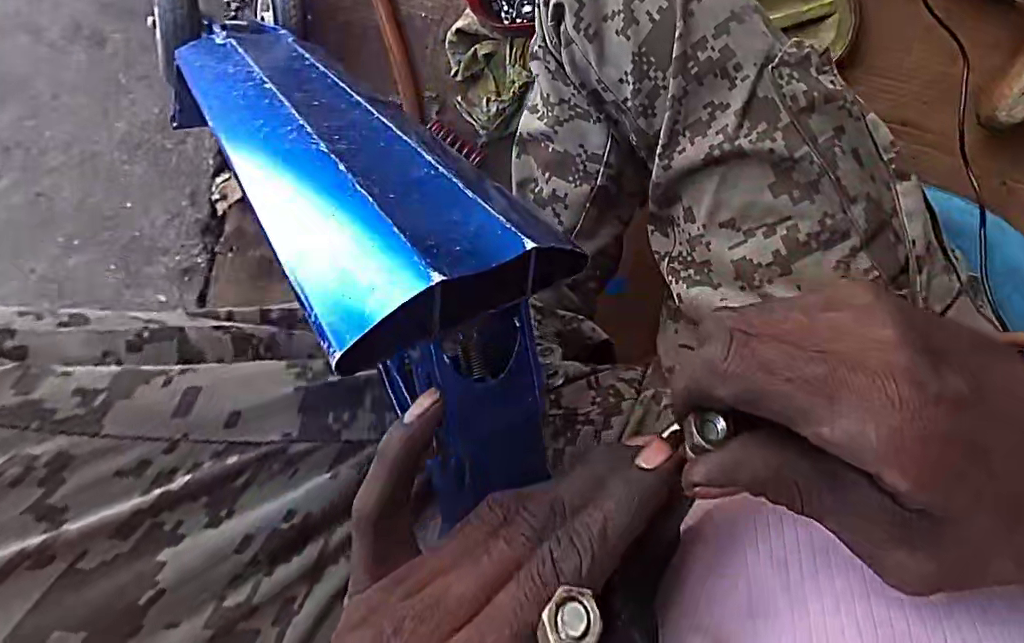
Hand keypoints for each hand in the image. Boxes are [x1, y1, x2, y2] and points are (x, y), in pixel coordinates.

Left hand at [335, 390, 682, 641]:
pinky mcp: (363, 591)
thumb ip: (588, 629)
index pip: (559, 563)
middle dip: (599, 484)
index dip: (616, 508)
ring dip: (555, 481)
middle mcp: (424, 626)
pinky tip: (435, 402)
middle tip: (649, 452)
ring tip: (608, 458)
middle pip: (528, 529)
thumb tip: (640, 552)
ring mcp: (384, 603)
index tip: (661, 461)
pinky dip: (404, 453)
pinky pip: (380, 508)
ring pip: (486, 516)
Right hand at [670, 281, 1023, 595]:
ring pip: (752, 313)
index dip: (688, 393)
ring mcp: (865, 298)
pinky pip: (786, 308)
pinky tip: (798, 389)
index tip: (695, 439)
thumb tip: (698, 463)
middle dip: (705, 378)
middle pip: (729, 327)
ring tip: (768, 418)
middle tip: (729, 435)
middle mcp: (857, 327)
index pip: (729, 360)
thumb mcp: (897, 545)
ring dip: (736, 361)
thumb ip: (790, 485)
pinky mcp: (870, 291)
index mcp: (868, 399)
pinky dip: (768, 345)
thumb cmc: (997, 520)